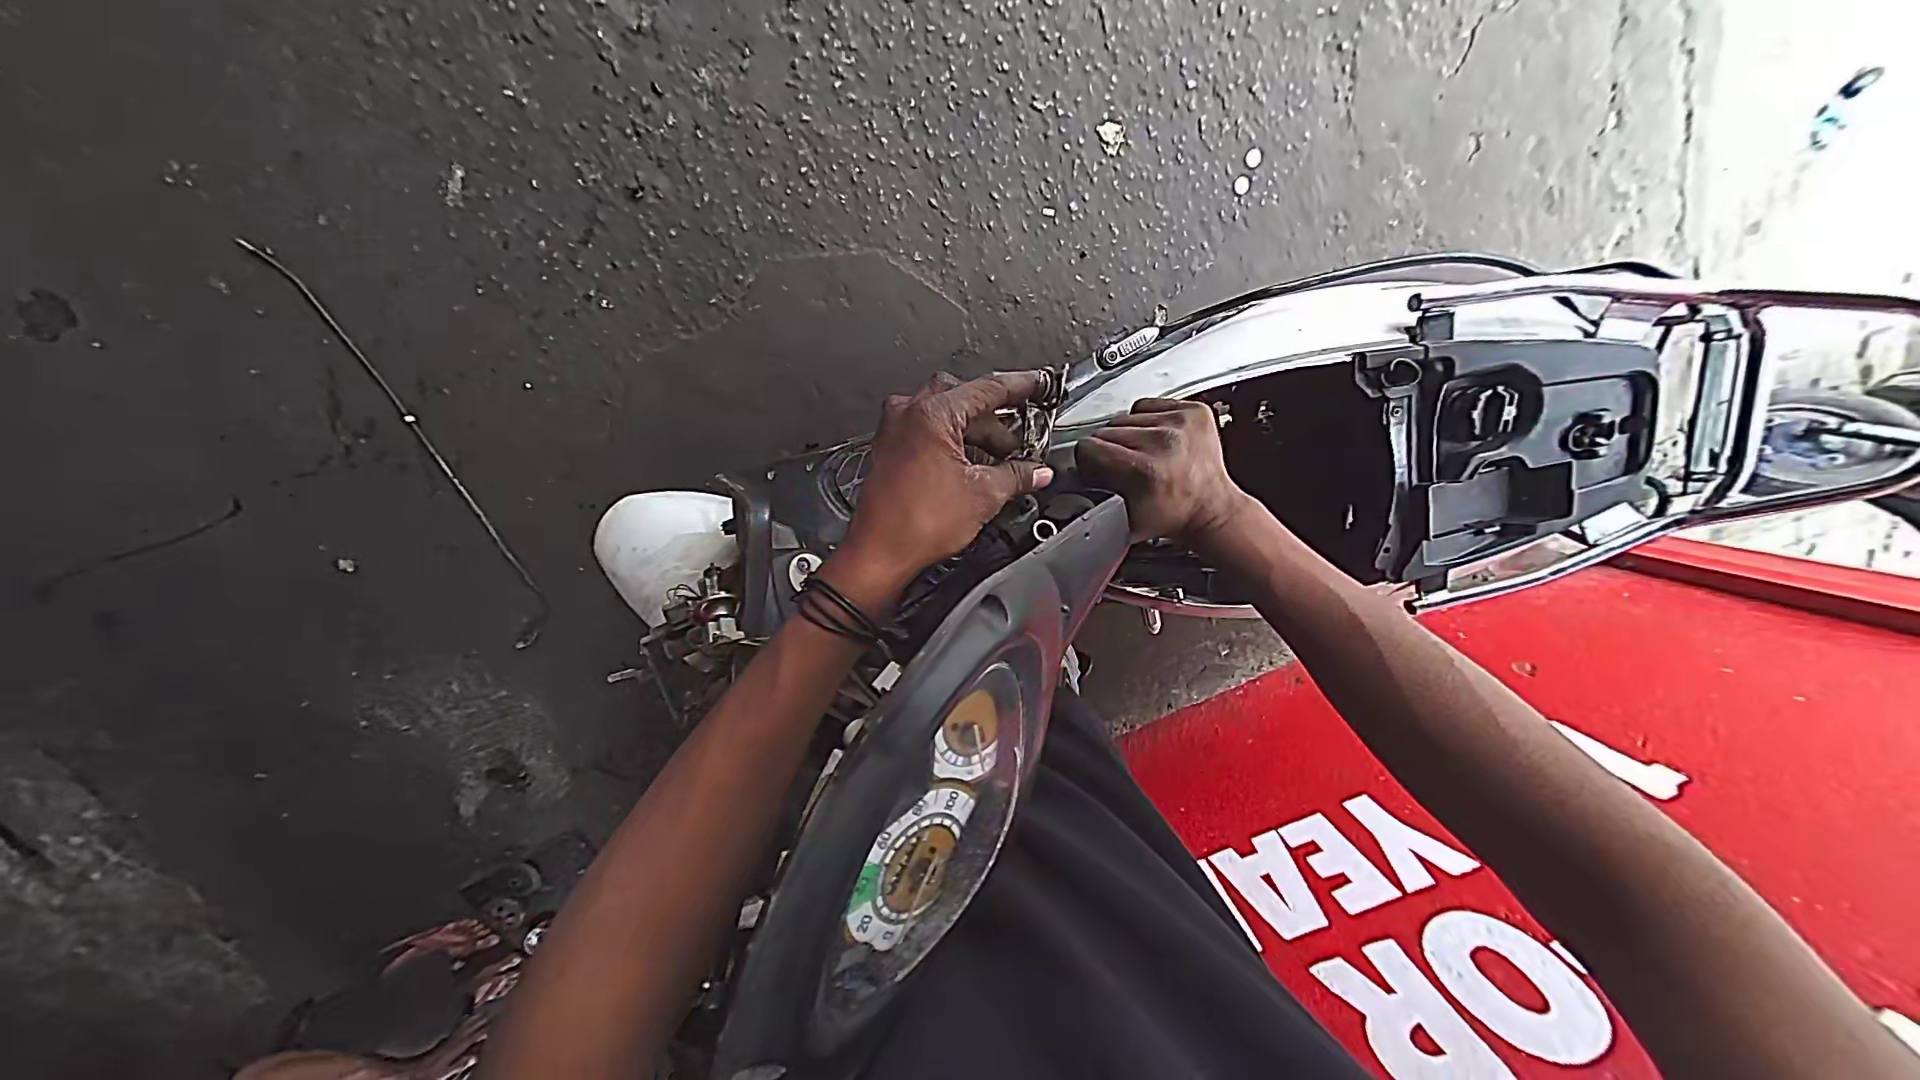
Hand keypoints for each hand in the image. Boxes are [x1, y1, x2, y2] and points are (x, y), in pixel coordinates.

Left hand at [830, 371, 1056, 600]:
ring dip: (976, 433)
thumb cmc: (913, 525)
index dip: (1021, 386)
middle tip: (1023, 437)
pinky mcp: (890, 451)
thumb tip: (1036, 472)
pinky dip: (953, 444)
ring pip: (946, 417)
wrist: (879, 554)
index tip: (1038, 384)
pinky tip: (972, 466)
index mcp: (931, 414)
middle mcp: (908, 414)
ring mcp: (895, 431)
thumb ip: (1017, 476)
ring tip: (1001, 459)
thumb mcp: (983, 496)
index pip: (987, 388)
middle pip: (965, 400)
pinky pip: (928, 433)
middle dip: (998, 420)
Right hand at [1075, 398, 1252, 545]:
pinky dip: (1147, 420)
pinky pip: (1149, 404)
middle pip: (1106, 430)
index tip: (1097, 469)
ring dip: (1129, 435)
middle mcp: (1164, 442)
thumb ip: (1094, 494)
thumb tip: (1071, 474)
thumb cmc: (1170, 515)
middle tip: (1126, 468)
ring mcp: (1181, 423)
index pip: (1089, 447)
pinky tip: (1157, 440)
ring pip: (1126, 416)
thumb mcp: (1123, 517)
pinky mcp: (1193, 411)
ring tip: (1143, 455)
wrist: (1210, 509)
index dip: (1088, 460)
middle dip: (1109, 449)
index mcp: (1145, 470)